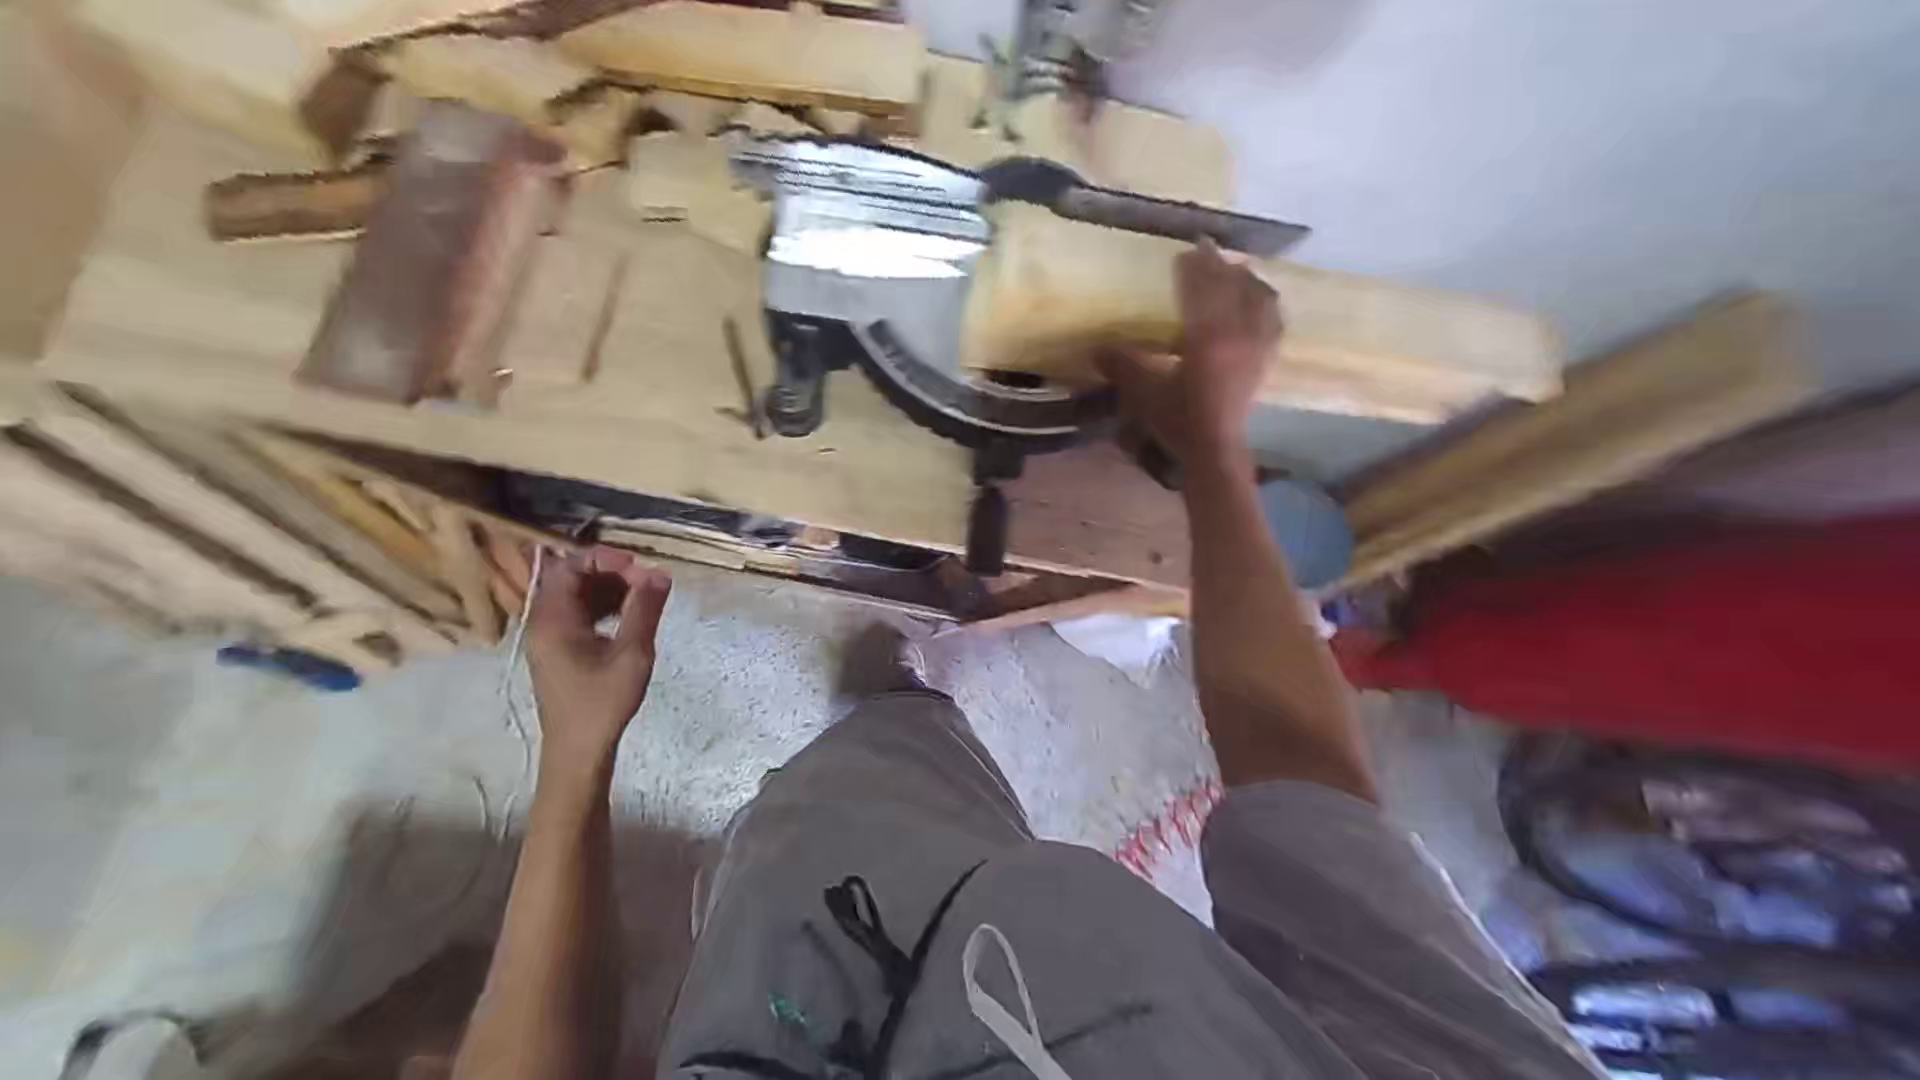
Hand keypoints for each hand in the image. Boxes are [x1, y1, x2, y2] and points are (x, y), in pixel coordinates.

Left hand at [527, 546, 671, 773]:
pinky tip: (632, 616)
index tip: (640, 569)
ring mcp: (550, 636)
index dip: (605, 559)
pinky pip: (581, 613)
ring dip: (611, 589)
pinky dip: (606, 606)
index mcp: (552, 620)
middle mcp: (544, 622)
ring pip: (578, 594)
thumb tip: (660, 574)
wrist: (579, 750)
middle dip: (612, 572)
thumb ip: (644, 610)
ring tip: (645, 598)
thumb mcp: (632, 653)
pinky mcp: (561, 649)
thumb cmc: (602, 702)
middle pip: (572, 577)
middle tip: (647, 583)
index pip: (569, 567)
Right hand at [1098, 239, 1281, 467]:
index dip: (1194, 267)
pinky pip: (1273, 323)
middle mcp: (1238, 333)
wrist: (1214, 450)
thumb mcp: (1145, 392)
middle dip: (1221, 266)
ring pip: (1260, 300)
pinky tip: (1261, 305)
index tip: (1186, 251)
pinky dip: (1267, 306)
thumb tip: (1097, 348)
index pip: (1203, 289)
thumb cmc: (1179, 420)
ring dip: (1248, 281)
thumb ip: (1124, 366)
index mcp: (1207, 336)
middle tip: (1209, 251)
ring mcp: (1256, 347)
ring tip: (1238, 271)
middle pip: (1234, 287)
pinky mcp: (1264, 362)